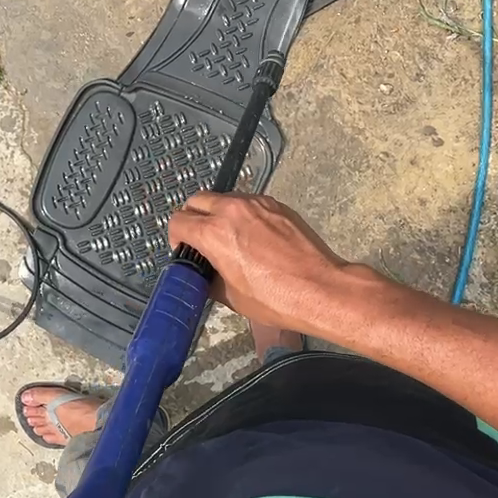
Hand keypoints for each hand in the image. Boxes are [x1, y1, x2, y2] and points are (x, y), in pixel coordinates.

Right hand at [169, 193, 367, 334]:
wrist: (321, 289)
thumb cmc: (276, 299)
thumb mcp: (231, 297)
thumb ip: (209, 278)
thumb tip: (205, 274)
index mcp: (213, 233)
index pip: (178, 221)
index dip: (177, 238)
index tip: (186, 250)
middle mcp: (230, 210)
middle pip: (196, 201)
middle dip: (193, 218)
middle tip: (202, 240)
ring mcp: (254, 203)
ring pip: (222, 198)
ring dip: (217, 213)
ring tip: (229, 237)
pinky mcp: (274, 204)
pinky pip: (247, 202)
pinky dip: (241, 213)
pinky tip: (254, 236)